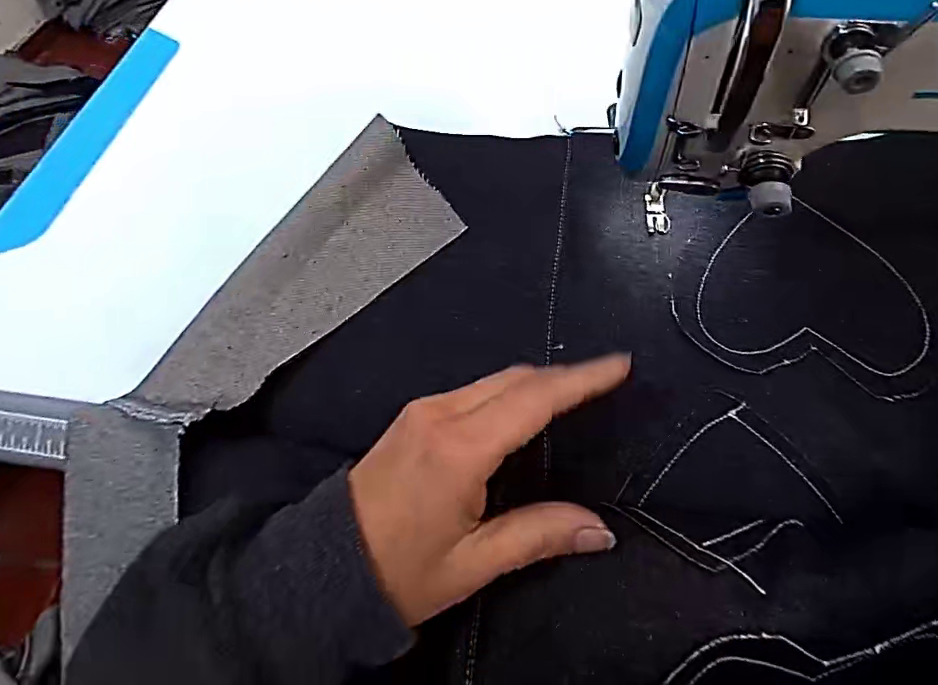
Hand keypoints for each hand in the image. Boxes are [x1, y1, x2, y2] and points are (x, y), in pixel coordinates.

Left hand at [348, 355, 631, 625]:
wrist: (320, 572)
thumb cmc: (395, 573)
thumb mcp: (472, 564)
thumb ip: (539, 534)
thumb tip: (598, 530)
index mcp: (459, 450)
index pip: (535, 398)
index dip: (582, 378)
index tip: (617, 364)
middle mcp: (442, 415)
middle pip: (519, 378)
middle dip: (566, 375)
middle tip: (604, 379)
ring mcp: (425, 409)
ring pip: (498, 378)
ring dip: (539, 380)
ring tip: (574, 391)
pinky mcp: (416, 413)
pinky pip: (477, 387)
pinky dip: (512, 388)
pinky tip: (525, 406)